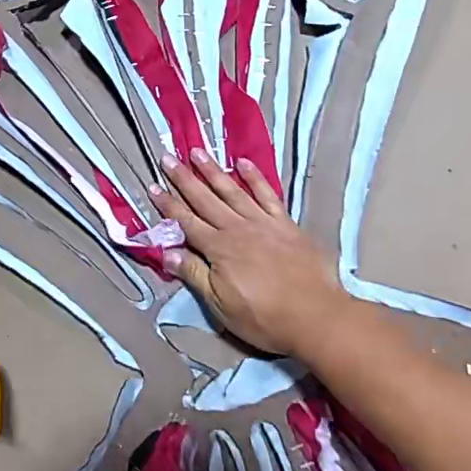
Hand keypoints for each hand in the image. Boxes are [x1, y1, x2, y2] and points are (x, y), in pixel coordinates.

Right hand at [148, 148, 348, 356]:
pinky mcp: (285, 224)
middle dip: (184, 179)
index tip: (153, 186)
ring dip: (213, 171)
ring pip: (232, 191)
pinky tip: (243, 163)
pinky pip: (267, 194)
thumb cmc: (264, 318)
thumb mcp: (221, 305)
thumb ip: (195, 275)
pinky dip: (255, 178)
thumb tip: (166, 252)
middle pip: (205, 200)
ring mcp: (263, 223)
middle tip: (168, 157)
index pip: (186, 222)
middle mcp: (237, 229)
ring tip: (197, 152)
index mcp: (218, 249)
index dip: (168, 205)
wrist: (317, 316)